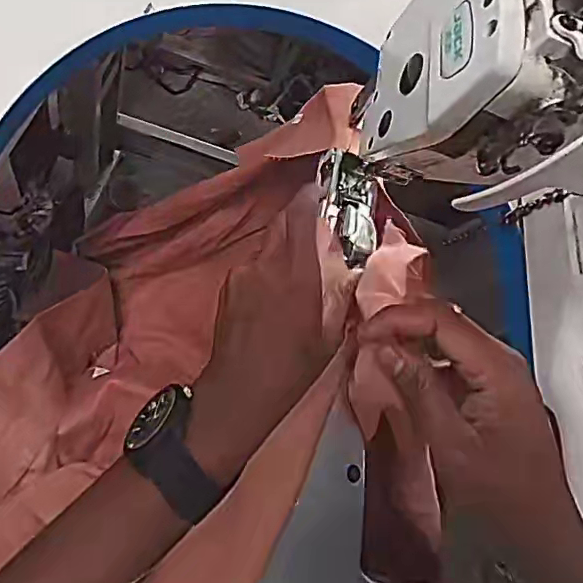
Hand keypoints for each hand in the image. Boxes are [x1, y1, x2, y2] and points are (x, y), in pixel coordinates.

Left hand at [188, 183, 356, 480]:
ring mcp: (242, 272)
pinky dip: (270, 265)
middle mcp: (266, 265)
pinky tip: (278, 290)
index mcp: (296, 274)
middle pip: (284, 221)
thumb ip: (342, 292)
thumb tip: (353, 265)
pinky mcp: (229, 284)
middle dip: (303, 215)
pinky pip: (256, 262)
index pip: (301, 215)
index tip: (327, 187)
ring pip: (270, 242)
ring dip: (287, 244)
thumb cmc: (290, 369)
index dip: (314, 195)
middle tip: (322, 223)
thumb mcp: (330, 334)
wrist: (236, 395)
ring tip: (302, 267)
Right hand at [358, 300, 577, 558]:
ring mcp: (499, 374)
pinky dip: (425, 361)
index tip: (367, 332)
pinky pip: (454, 361)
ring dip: (412, 340)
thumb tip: (386, 349)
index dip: (398, 319)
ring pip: (448, 339)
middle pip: (446, 322)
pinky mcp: (492, 390)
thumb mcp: (452, 445)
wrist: (540, 536)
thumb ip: (418, 390)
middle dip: (402, 324)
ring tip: (378, 352)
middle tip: (367, 338)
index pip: (441, 318)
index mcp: (498, 367)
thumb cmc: (506, 500)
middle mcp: (503, 361)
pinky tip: (403, 374)